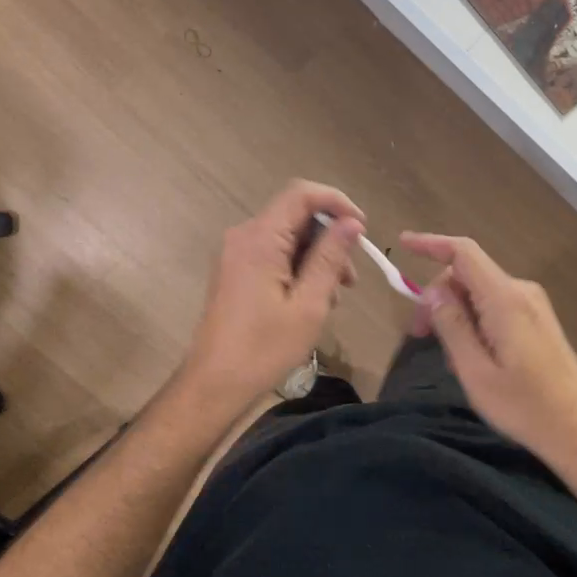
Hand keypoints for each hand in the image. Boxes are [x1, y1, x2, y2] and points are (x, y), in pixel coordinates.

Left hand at [180, 181, 364, 411]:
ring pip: (288, 237)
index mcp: (260, 238)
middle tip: (350, 278)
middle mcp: (244, 236)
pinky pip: (275, 253)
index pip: (302, 194)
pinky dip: (299, 267)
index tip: (362, 229)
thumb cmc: (264, 348)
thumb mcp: (309, 304)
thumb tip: (352, 223)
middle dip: (330, 238)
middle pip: (296, 215)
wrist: (214, 383)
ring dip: (317, 257)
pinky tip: (312, 299)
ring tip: (334, 295)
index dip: (337, 202)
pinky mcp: (236, 271)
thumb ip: (330, 258)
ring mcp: (237, 253)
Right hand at [399, 233, 576, 463]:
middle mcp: (521, 291)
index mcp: (505, 299)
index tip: (403, 244)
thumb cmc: (524, 405)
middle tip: (418, 336)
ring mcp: (533, 305)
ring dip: (457, 315)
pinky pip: (496, 306)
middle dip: (438, 297)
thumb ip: (452, 326)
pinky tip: (472, 358)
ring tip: (451, 360)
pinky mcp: (538, 321)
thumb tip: (433, 292)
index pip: (463, 253)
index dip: (431, 244)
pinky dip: (475, 322)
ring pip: (480, 293)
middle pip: (468, 274)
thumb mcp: (475, 371)